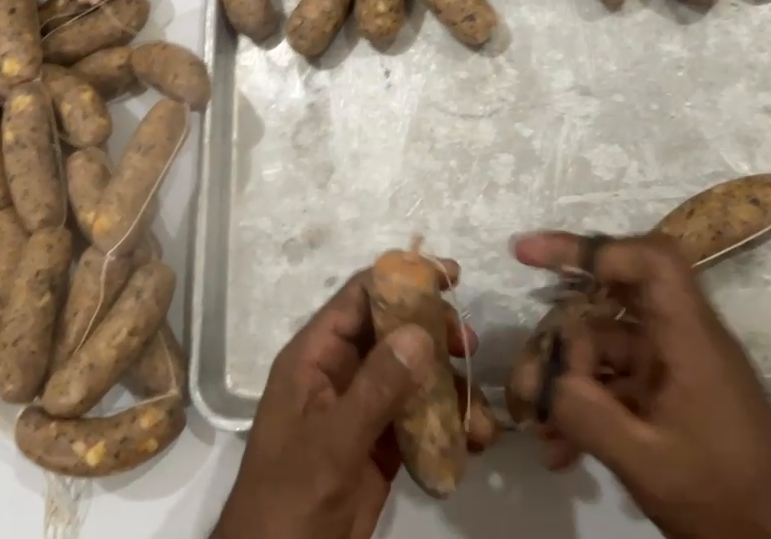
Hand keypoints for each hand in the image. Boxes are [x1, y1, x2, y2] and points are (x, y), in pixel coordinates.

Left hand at [211, 264, 483, 538]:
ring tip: (479, 416)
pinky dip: (447, 426)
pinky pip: (418, 419)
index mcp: (315, 357)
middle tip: (468, 346)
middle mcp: (339, 373)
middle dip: (434, 334)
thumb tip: (420, 332)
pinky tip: (472, 442)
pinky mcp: (380, 445)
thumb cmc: (290, 495)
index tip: (451, 276)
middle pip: (393, 332)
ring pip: (412, 377)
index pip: (359, 298)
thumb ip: (376, 386)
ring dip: (449, 389)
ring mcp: (361, 410)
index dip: (402, 279)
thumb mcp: (332, 439)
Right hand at [514, 232, 770, 538]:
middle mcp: (682, 341)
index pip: (647, 261)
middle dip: (561, 333)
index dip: (590, 247)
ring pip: (607, 349)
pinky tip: (559, 448)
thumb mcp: (646, 461)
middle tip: (526, 375)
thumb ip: (585, 415)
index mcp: (690, 338)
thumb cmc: (726, 495)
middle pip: (613, 303)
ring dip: (567, 381)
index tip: (530, 257)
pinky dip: (586, 407)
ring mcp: (676, 372)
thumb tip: (536, 381)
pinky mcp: (670, 401)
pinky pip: (617, 385)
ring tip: (535, 421)